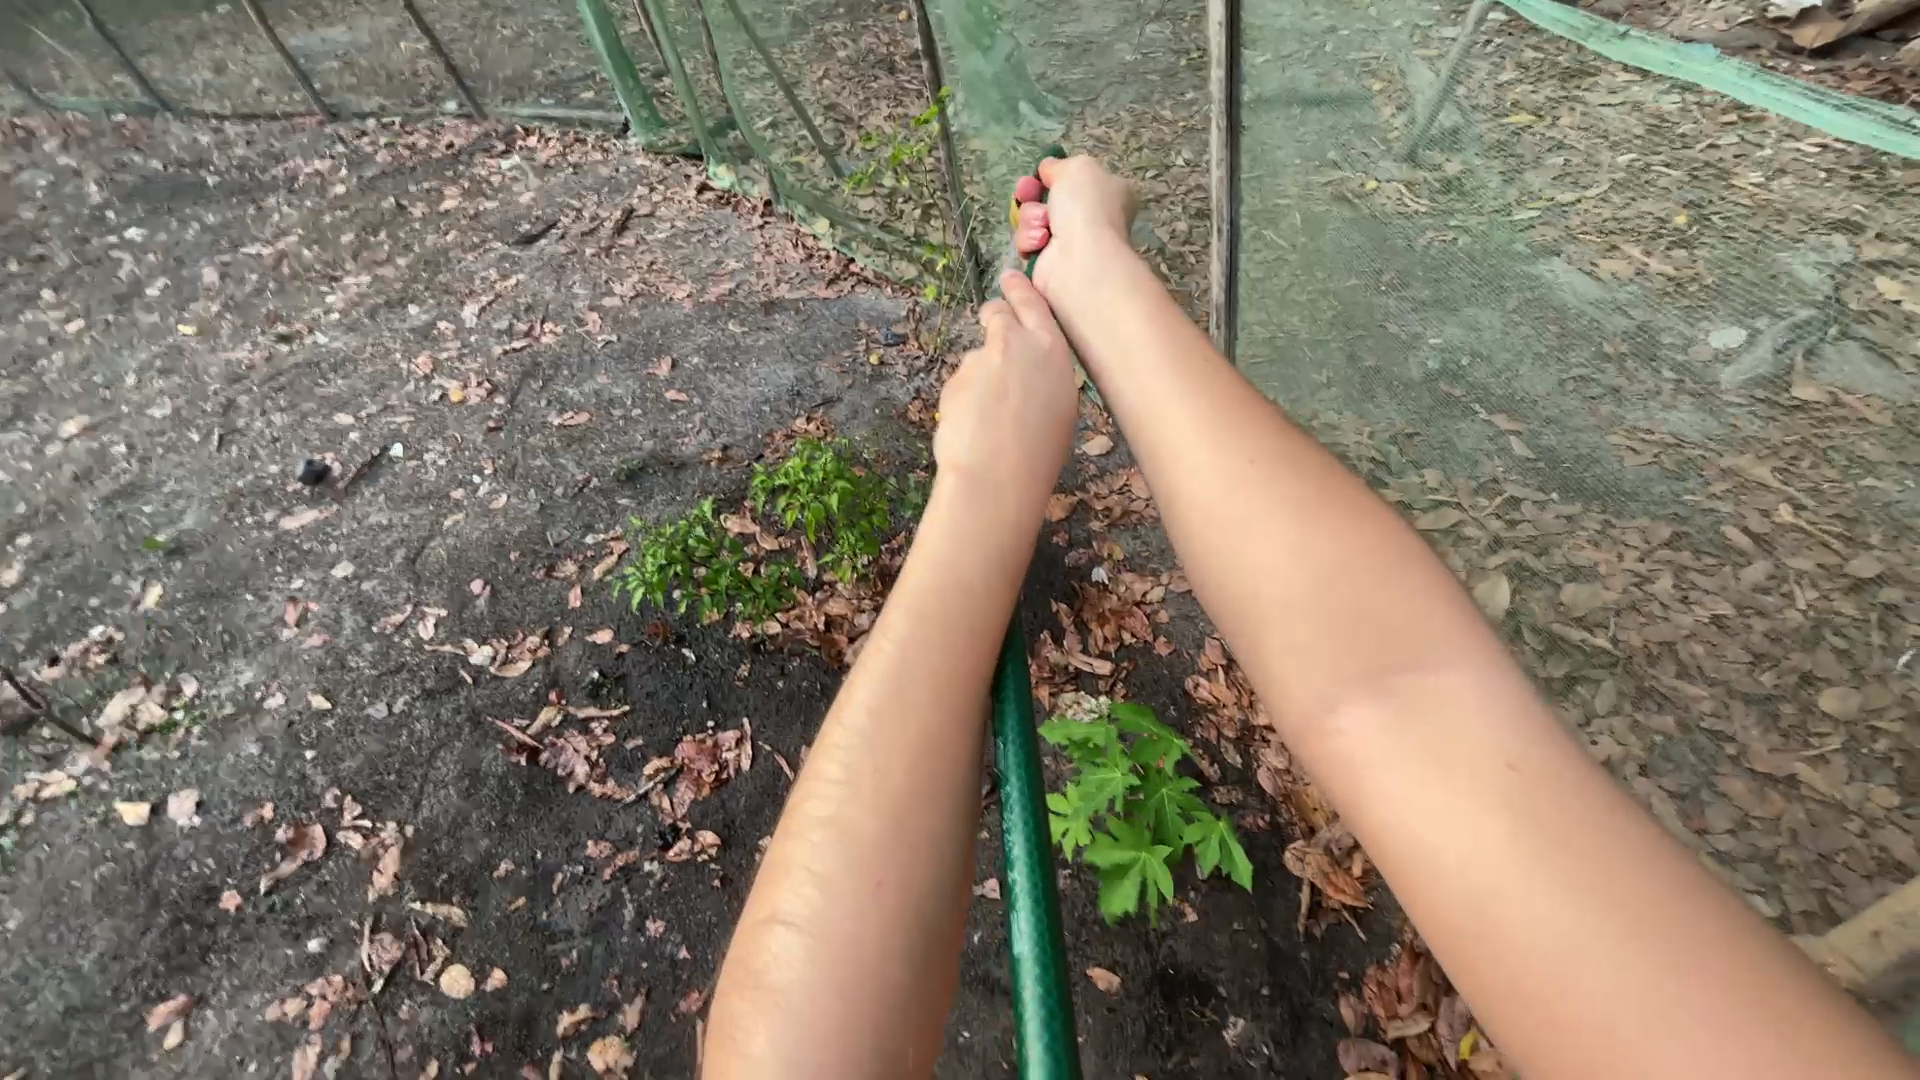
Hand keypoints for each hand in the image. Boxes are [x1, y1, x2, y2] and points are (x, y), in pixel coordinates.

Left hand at [933, 270, 1077, 517]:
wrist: (997, 475)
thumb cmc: (1040, 452)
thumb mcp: (1059, 408)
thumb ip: (1043, 378)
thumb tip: (1028, 377)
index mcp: (1051, 350)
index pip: (1033, 305)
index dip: (1020, 291)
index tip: (1010, 278)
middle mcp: (1015, 345)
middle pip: (998, 315)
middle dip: (993, 317)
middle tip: (990, 323)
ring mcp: (980, 360)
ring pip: (977, 359)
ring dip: (980, 378)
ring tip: (988, 419)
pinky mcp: (953, 380)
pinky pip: (960, 386)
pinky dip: (964, 402)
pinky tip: (972, 428)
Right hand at [1012, 155, 1137, 294]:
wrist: (1080, 258)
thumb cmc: (1086, 208)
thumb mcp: (1077, 167)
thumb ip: (1059, 164)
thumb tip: (1047, 170)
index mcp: (1106, 193)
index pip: (1073, 180)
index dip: (1052, 176)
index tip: (1039, 176)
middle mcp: (1088, 218)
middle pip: (1046, 199)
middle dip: (1031, 195)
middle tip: (1025, 194)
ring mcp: (1067, 243)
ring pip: (1032, 220)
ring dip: (1031, 217)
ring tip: (1043, 226)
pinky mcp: (1047, 263)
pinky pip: (1027, 243)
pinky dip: (1029, 240)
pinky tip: (1040, 243)